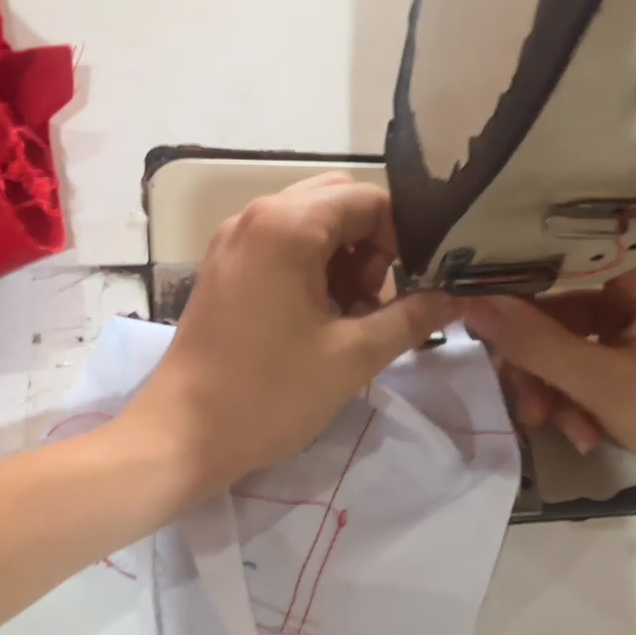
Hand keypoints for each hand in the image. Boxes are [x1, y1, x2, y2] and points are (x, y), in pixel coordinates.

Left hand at [121, 174, 456, 499]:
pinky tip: (319, 322)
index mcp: (286, 225)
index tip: (414, 284)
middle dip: (371, 246)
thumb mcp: (352, 358)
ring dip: (343, 261)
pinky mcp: (222, 270)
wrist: (182, 435)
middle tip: (378, 304)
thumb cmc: (268, 394)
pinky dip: (310, 272)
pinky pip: (280, 249)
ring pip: (308, 226)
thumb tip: (452, 297)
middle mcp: (255, 217)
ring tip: (352, 319)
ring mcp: (232, 242)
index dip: (402, 236)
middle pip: (336, 203)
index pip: (367, 199)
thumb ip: (410, 319)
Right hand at [459, 254, 635, 503]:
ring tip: (554, 429)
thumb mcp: (602, 385)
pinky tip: (582, 433)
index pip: (573, 248)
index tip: (475, 300)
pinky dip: (582, 394)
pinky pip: (598, 360)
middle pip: (568, 304)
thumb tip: (471, 305)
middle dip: (539, 360)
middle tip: (522, 402)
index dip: (518, 273)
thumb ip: (534, 344)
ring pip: (576, 339)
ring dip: (557, 386)